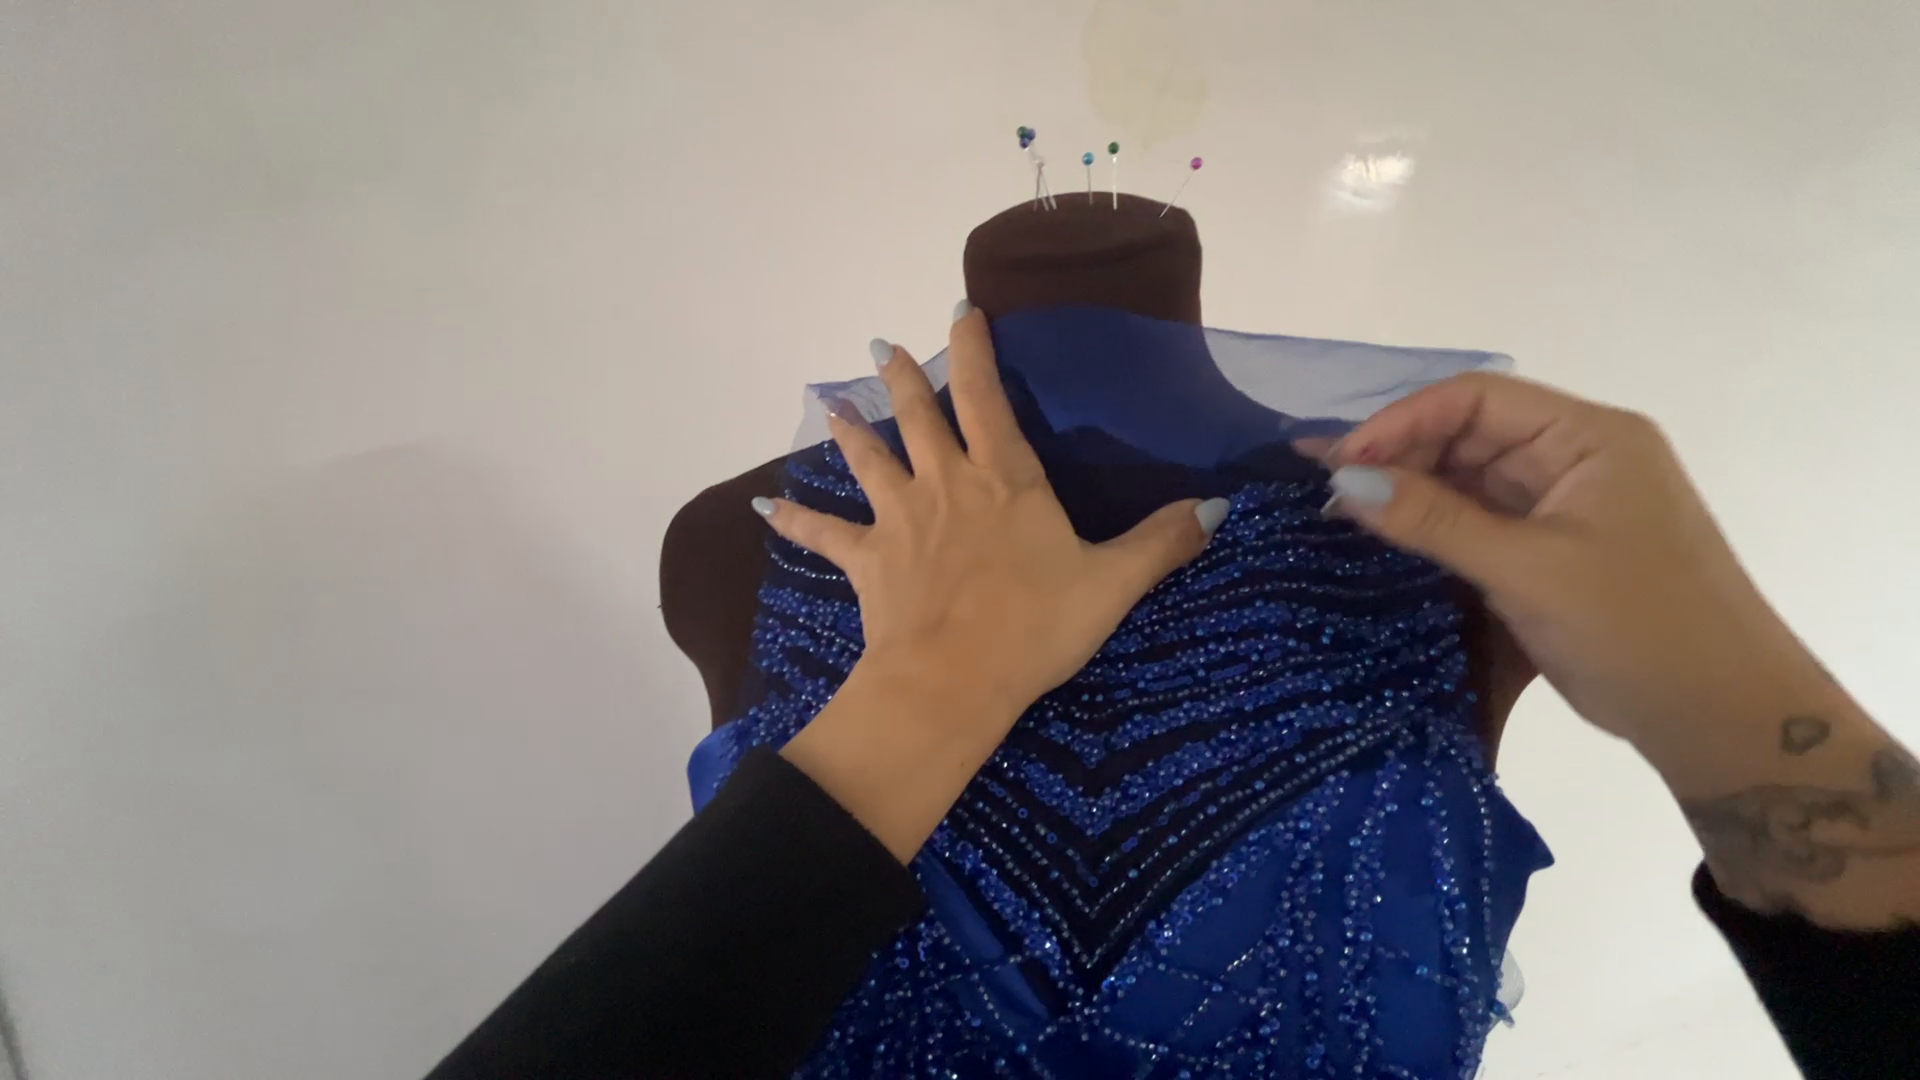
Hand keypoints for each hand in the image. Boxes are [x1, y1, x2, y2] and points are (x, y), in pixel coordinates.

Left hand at [759, 300, 1226, 859]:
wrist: (955, 679)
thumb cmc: (1034, 627)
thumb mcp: (1112, 584)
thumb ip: (1163, 541)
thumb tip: (1219, 507)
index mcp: (1004, 479)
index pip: (986, 396)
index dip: (973, 350)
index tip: (960, 310)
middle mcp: (946, 485)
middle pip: (921, 416)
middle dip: (905, 378)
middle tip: (884, 345)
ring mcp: (900, 519)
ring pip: (870, 460)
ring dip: (852, 430)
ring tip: (833, 403)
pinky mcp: (868, 559)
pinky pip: (825, 535)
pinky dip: (796, 521)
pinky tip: (764, 509)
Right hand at [1308, 372, 1796, 748]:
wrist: (1717, 717)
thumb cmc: (1638, 629)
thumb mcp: (1526, 569)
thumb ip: (1432, 520)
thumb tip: (1342, 482)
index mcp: (1589, 438)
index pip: (1476, 399)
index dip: (1400, 420)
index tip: (1340, 461)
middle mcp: (1571, 456)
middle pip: (1463, 432)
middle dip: (1393, 453)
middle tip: (1325, 486)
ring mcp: (1556, 501)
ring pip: (1460, 474)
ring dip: (1402, 487)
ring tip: (1338, 506)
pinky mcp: (1540, 543)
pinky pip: (1468, 514)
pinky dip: (1422, 520)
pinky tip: (1378, 529)